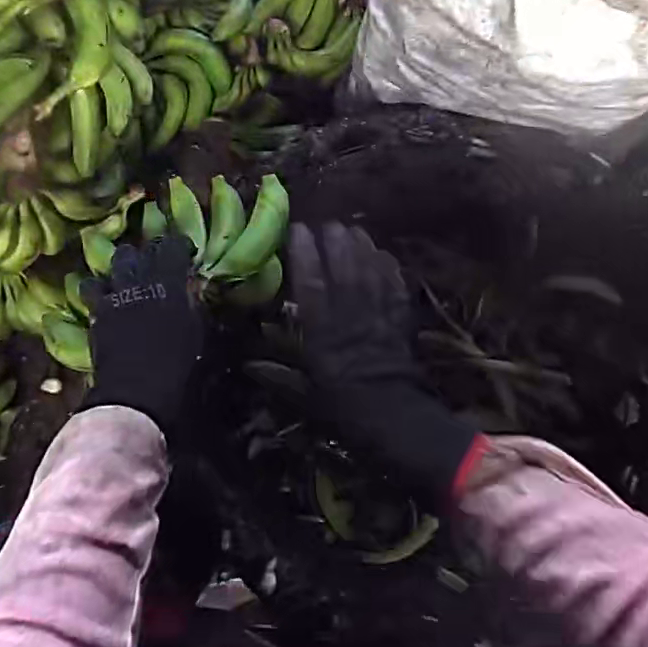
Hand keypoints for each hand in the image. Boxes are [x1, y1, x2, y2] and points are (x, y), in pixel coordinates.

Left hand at [80, 236, 203, 433]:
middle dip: (151, 252)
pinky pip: (91, 285)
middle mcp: (140, 279)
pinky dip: (98, 286)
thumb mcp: (195, 331)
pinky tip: (104, 294)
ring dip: (124, 264)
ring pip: (116, 261)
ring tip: (129, 274)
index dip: (180, 245)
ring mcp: (115, 292)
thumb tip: (193, 283)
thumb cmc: (175, 365)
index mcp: (169, 281)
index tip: (186, 254)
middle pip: (142, 249)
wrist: (135, 391)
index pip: (173, 245)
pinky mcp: (97, 308)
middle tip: (158, 264)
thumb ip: (193, 301)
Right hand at [289, 222, 480, 502]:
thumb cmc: (345, 409)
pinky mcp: (400, 318)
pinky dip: (387, 265)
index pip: (311, 283)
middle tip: (324, 224)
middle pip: (344, 266)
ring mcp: (378, 314)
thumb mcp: (306, 397)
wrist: (398, 421)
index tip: (297, 229)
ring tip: (350, 229)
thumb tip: (247, 365)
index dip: (304, 252)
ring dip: (360, 245)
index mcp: (323, 334)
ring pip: (369, 269)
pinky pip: (394, 282)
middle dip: (334, 240)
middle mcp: (350, 316)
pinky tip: (380, 253)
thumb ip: (279, 376)